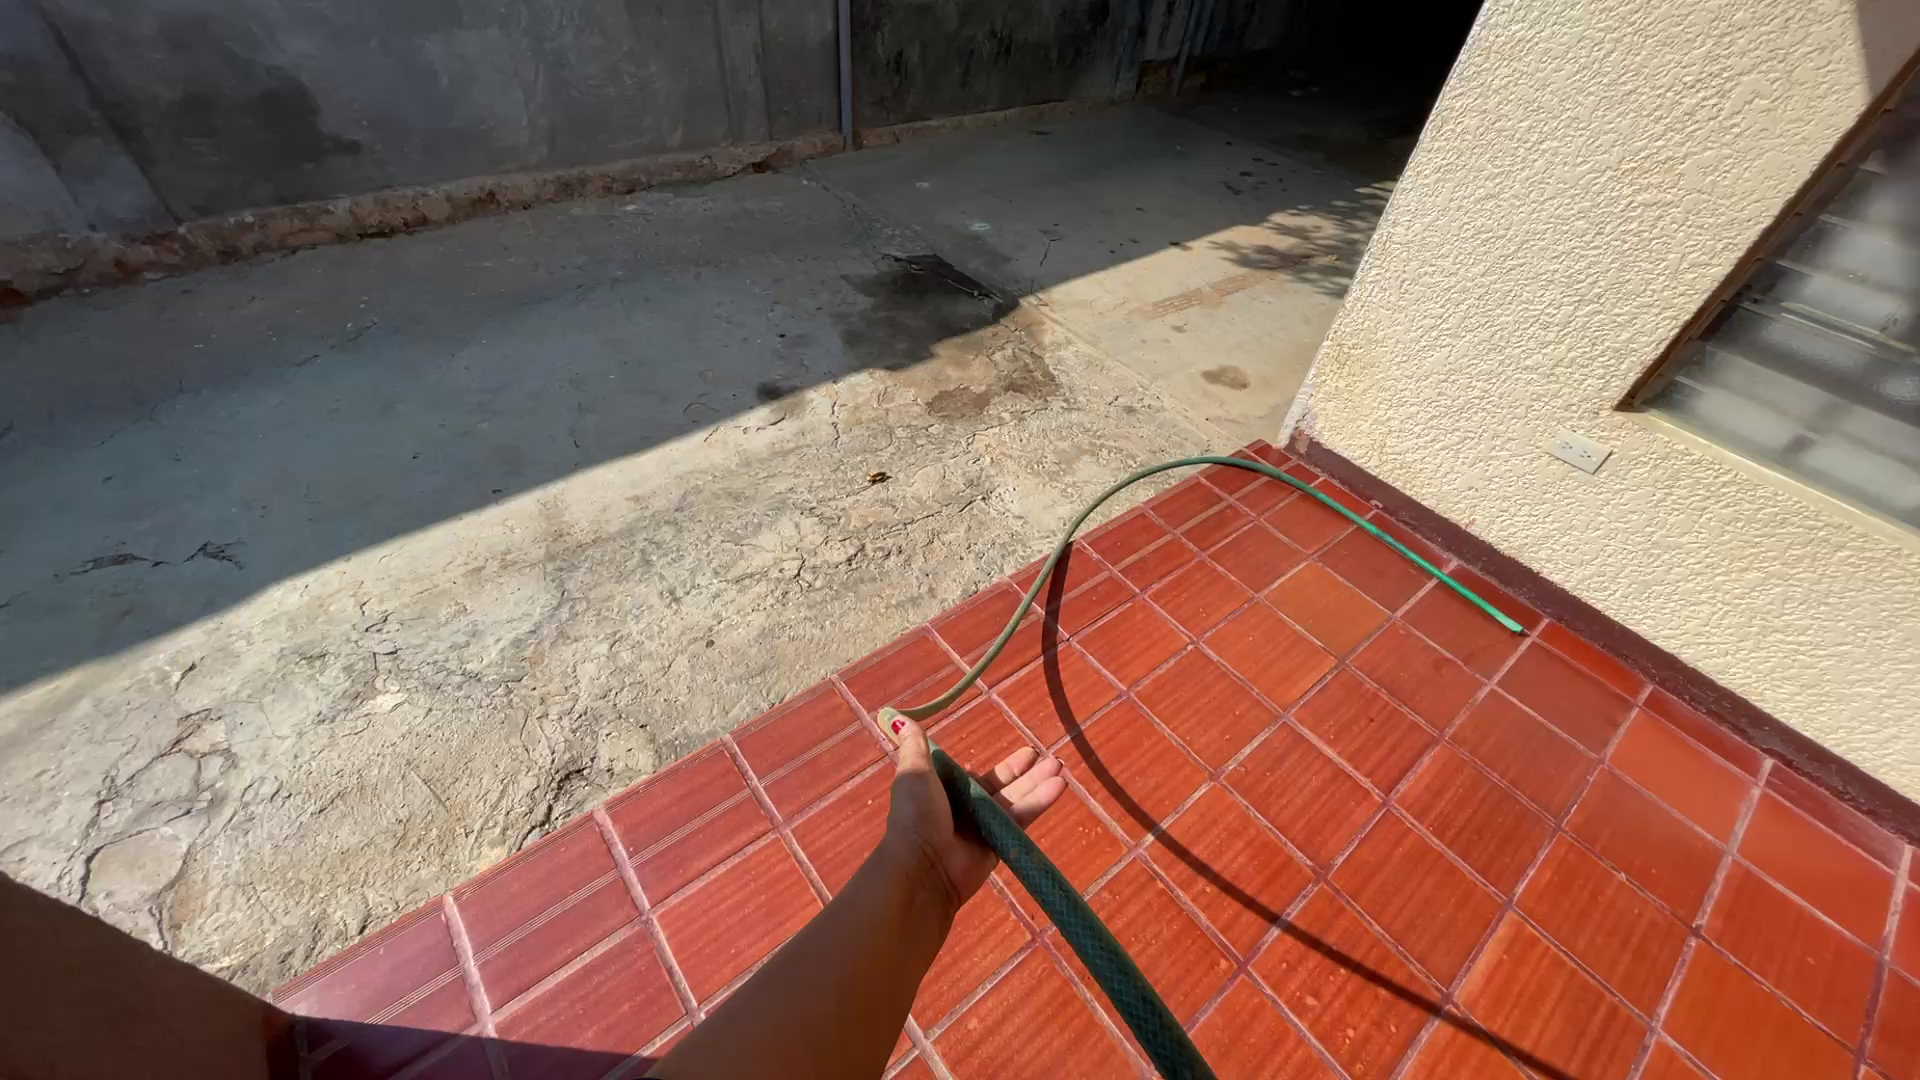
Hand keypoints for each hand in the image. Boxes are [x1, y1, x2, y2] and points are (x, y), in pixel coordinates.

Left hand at [880, 714, 1066, 914]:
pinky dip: (1039, 802)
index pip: (976, 775)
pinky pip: (1021, 819)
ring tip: (1060, 767)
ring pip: (1016, 799)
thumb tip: (901, 719)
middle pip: (1003, 785)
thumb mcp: (913, 771)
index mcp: (944, 789)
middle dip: (1026, 772)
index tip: (1024, 753)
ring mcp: (983, 827)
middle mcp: (965, 807)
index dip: (999, 766)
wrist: (923, 865)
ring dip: (1038, 783)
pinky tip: (1059, 787)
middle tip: (1051, 759)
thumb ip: (914, 746)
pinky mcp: (999, 845)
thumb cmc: (916, 813)